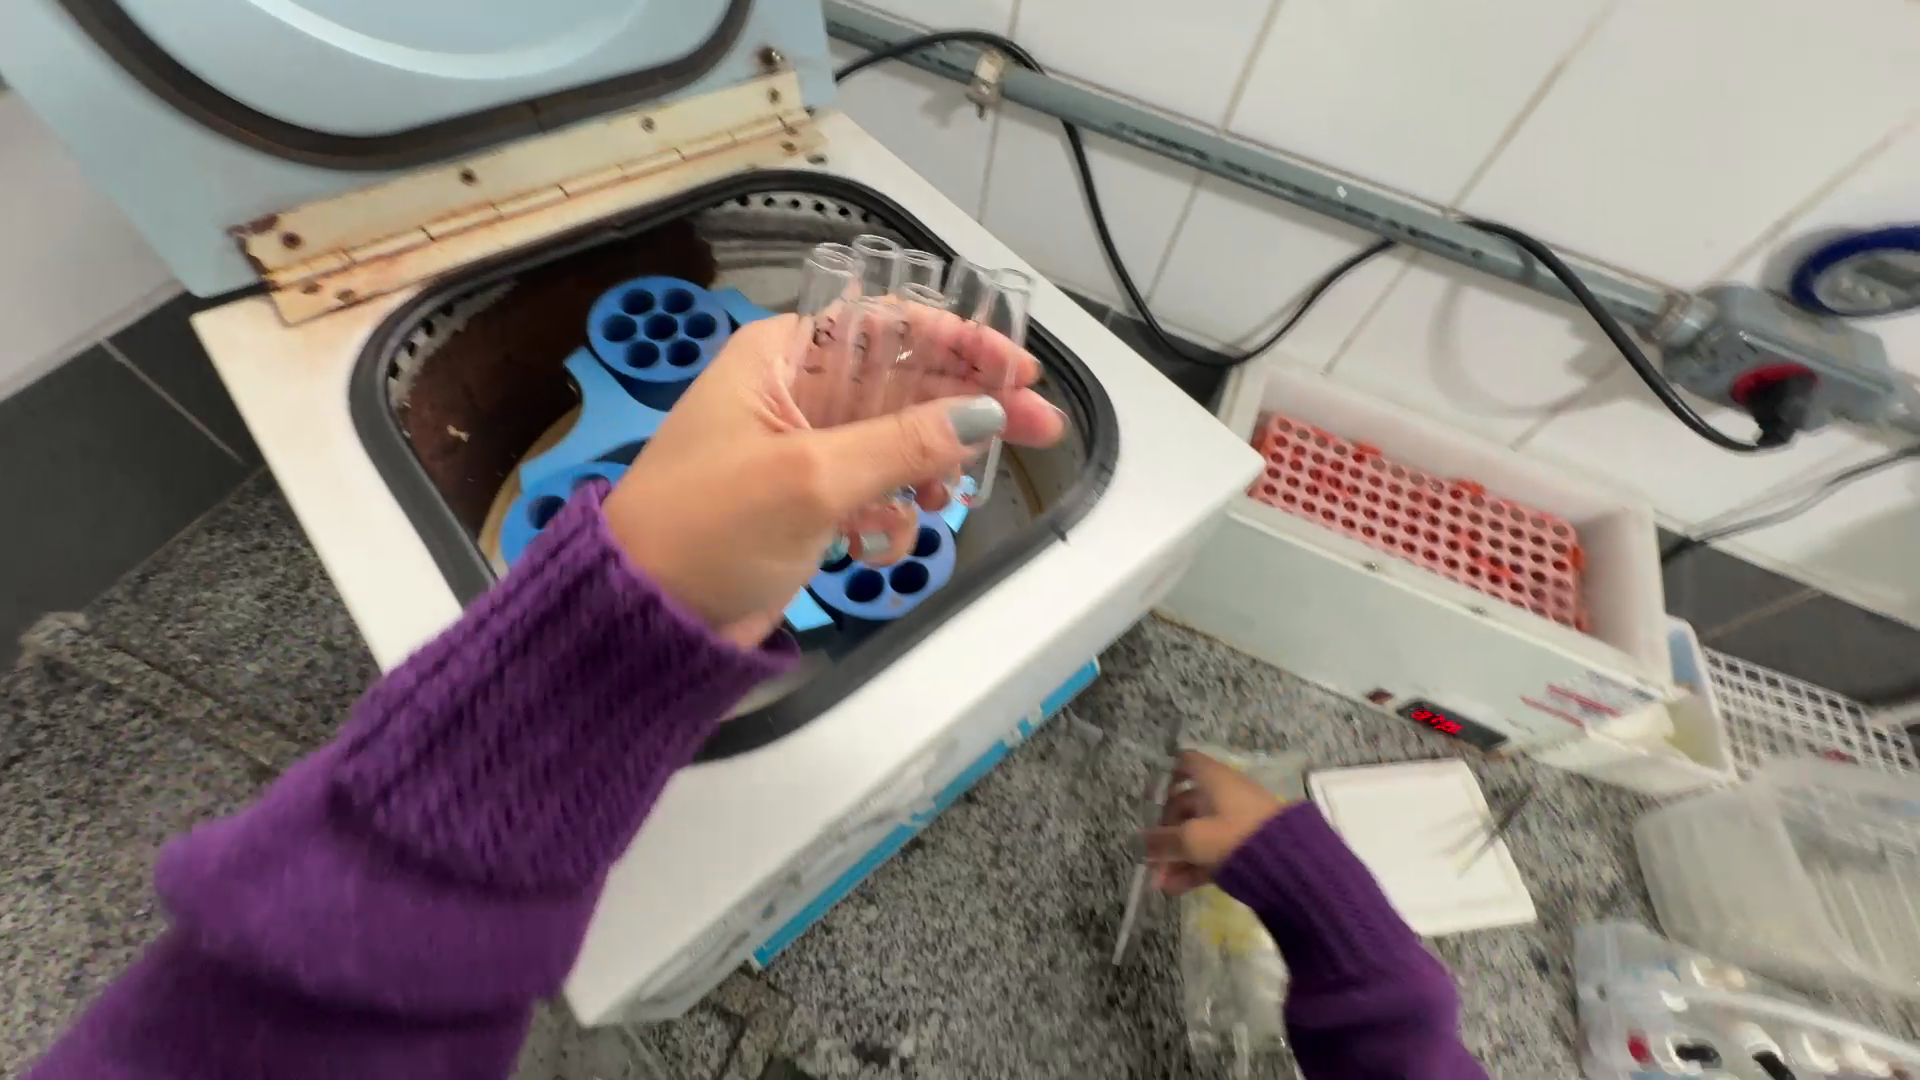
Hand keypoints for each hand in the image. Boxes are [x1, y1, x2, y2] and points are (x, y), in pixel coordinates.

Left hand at [603, 310, 1067, 646]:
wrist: (648, 618)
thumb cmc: (710, 529)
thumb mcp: (810, 477)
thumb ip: (903, 443)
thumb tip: (988, 413)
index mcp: (783, 357)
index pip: (889, 326)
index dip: (961, 342)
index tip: (1018, 371)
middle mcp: (799, 392)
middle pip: (907, 384)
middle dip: (967, 409)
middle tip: (1038, 429)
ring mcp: (809, 449)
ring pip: (899, 441)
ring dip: (927, 468)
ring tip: (940, 498)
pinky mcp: (814, 499)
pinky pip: (877, 489)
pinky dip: (891, 512)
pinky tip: (882, 537)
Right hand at [1144, 751, 1288, 895]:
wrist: (1294, 866)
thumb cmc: (1235, 836)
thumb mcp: (1192, 839)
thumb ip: (1162, 842)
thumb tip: (1137, 842)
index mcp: (1212, 778)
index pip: (1184, 762)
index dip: (1164, 775)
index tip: (1149, 797)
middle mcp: (1223, 794)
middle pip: (1185, 805)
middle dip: (1164, 834)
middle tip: (1151, 859)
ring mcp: (1236, 821)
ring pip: (1198, 834)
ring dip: (1176, 857)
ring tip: (1160, 884)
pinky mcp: (1246, 846)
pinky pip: (1213, 852)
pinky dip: (1194, 867)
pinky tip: (1175, 889)